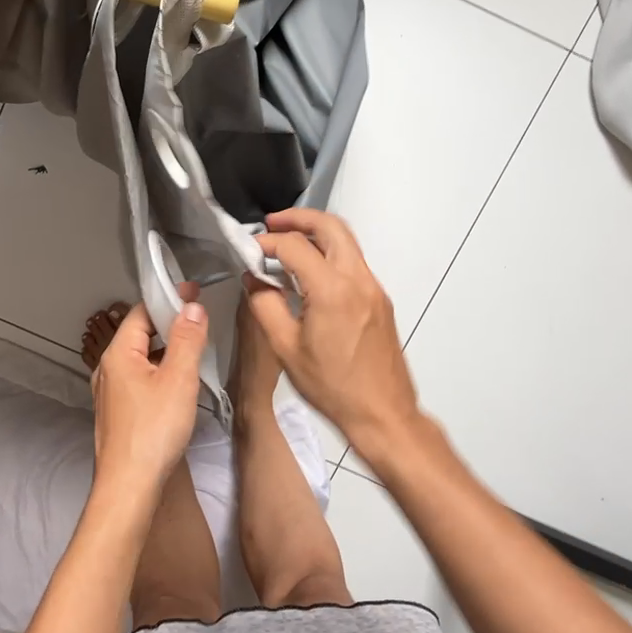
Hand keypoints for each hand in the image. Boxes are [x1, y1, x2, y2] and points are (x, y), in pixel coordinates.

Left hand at [90, 300, 208, 486]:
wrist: (129, 485)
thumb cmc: (152, 433)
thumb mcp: (178, 379)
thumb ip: (187, 339)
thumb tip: (191, 308)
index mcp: (117, 354)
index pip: (141, 311)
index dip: (168, 299)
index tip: (193, 293)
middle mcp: (107, 369)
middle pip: (139, 333)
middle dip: (168, 323)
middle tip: (199, 320)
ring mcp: (110, 392)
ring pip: (140, 358)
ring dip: (165, 349)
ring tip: (194, 349)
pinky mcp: (118, 412)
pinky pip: (139, 379)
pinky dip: (159, 371)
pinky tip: (177, 383)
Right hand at [243, 208, 420, 444]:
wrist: (383, 413)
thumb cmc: (331, 386)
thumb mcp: (286, 348)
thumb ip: (265, 305)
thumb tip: (254, 279)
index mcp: (332, 290)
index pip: (294, 246)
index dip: (267, 242)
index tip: (248, 251)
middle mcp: (358, 280)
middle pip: (331, 226)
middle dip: (298, 218)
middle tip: (270, 224)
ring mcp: (374, 288)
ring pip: (346, 241)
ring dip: (316, 233)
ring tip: (286, 243)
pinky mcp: (379, 300)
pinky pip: (353, 262)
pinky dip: (329, 253)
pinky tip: (307, 272)